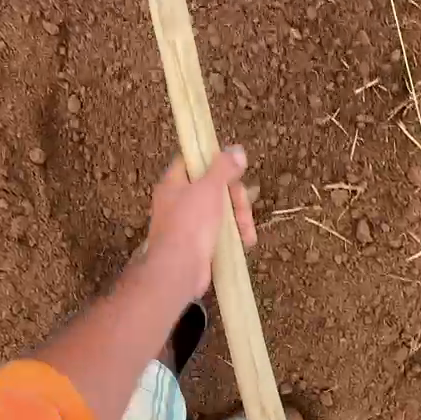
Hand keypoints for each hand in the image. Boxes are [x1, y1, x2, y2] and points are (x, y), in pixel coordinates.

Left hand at [138, 146, 256, 299]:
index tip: (234, 169)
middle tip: (243, 209)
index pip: (193, 161)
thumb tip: (236, 149)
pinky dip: (233, 235)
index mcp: (173, 183)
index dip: (214, 162)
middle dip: (235, 198)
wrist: (179, 270)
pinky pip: (218, 231)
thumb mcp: (209, 189)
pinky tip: (244, 242)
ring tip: (247, 234)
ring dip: (238, 218)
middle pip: (213, 187)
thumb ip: (223, 168)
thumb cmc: (191, 224)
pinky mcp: (197, 243)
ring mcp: (187, 224)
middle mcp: (177, 201)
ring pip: (219, 210)